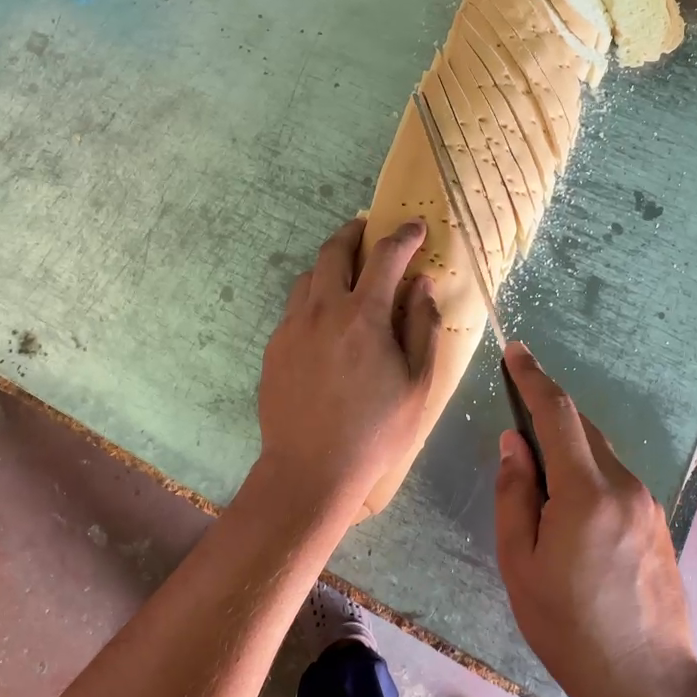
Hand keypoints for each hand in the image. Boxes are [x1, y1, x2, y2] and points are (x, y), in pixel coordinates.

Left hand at [256, 217, 439, 506]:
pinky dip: (313, 298)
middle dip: (354, 232)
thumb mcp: (417, 384)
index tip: (415, 226)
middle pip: (334, 250)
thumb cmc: (375, 432)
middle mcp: (322, 310)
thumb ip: (422, 327)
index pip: (385, 256)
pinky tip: (324, 321)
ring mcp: (292, 326)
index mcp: (362, 315)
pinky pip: (294, 307)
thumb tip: (421, 285)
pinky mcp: (274, 346)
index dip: (403, 236)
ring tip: (346, 275)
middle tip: (369, 230)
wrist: (309, 470)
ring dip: (329, 265)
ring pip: (308, 276)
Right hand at [496, 343, 696, 696]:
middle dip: (550, 411)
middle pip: (583, 428)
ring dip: (570, 446)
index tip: (517, 351)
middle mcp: (625, 486)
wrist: (646, 681)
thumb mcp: (520, 562)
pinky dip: (590, 471)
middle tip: (518, 411)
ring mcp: (648, 504)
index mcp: (586, 492)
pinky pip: (616, 478)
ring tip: (541, 473)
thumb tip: (514, 443)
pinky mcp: (658, 522)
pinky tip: (573, 504)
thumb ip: (515, 493)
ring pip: (602, 454)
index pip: (557, 414)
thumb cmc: (567, 624)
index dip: (534, 378)